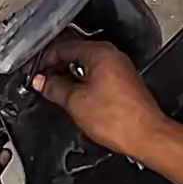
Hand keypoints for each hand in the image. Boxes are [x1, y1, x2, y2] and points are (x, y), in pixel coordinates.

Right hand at [32, 39, 168, 154]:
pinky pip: (96, 73)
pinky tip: (73, 95)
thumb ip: (54, 87)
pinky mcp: (122, 81)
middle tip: (41, 80)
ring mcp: (118, 67)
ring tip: (54, 89)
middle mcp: (111, 55)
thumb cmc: (117, 119)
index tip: (35, 73)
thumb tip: (40, 81)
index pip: (64, 47)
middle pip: (75, 52)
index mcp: (99, 52)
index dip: (45, 60)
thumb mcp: (75, 102)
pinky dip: (82, 80)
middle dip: (56, 66)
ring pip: (85, 63)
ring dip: (68, 74)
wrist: (147, 136)